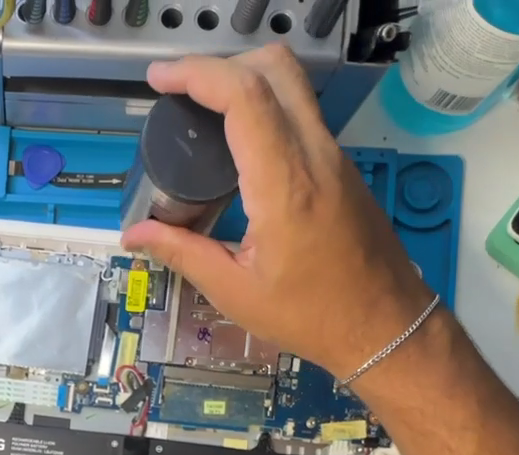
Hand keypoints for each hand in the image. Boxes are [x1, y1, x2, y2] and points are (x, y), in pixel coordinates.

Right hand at [121, 45, 436, 376]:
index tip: (160, 80)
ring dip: (244, 82)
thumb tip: (134, 234)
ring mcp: (334, 156)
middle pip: (274, 68)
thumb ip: (182, 253)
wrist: (383, 325)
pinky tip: (235, 147)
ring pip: (292, 85)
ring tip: (202, 116)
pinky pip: (300, 114)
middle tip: (180, 93)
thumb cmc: (308, 316)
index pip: (244, 97)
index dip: (197, 75)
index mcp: (284, 185)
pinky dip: (264, 108)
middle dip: (221, 65)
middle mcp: (315, 155)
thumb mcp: (234, 292)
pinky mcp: (340, 167)